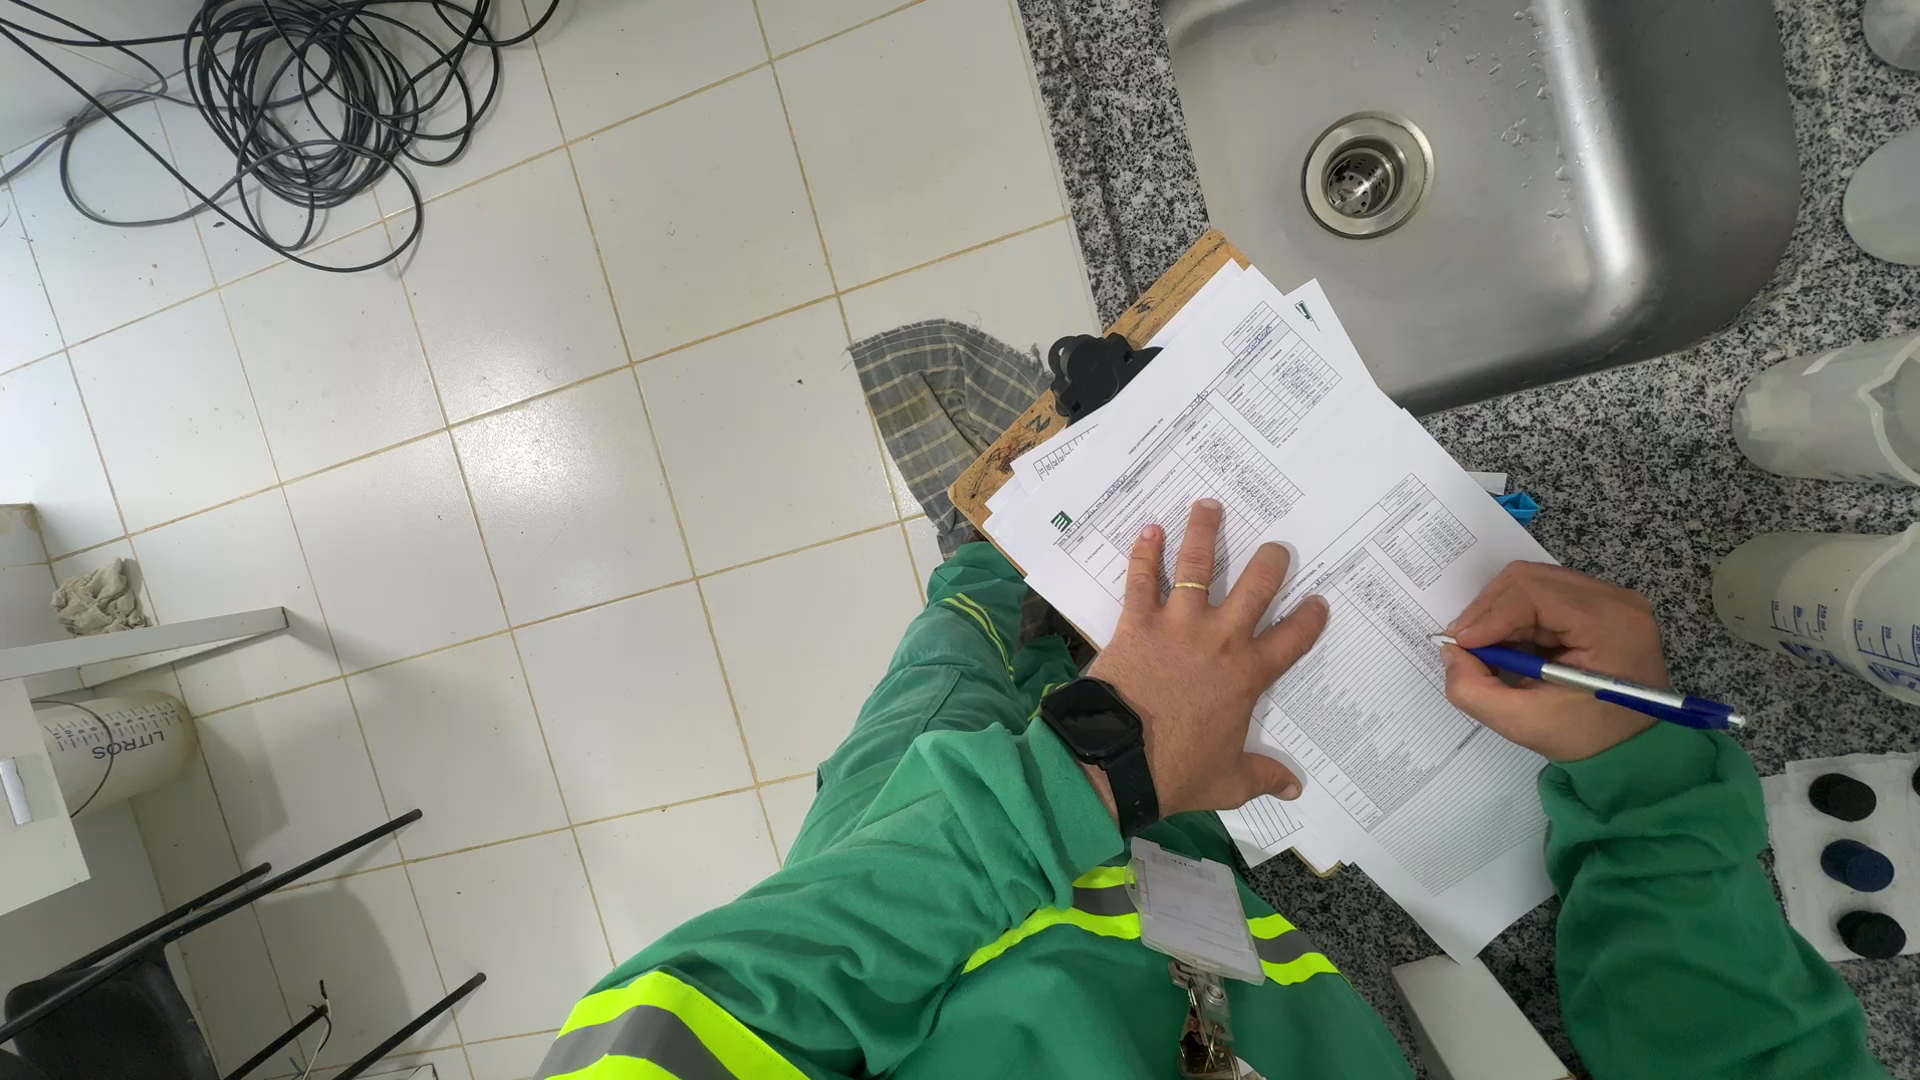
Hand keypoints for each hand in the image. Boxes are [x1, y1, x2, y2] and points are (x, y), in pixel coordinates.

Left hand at [1086, 499, 1329, 817]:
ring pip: (1197, 566)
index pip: (1293, 640)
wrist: (1117, 758)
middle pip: (1256, 587)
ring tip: (1209, 505)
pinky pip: (1142, 579)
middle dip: (1271, 561)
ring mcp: (1177, 624)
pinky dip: (1144, 552)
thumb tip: (1295, 786)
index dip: (1310, 619)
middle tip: (1277, 546)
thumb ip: (1262, 775)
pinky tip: (1148, 529)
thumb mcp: (1228, 781)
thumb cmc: (1175, 770)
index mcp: (1247, 675)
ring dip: (1205, 532)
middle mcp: (1219, 639)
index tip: (1318, 602)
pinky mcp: (1137, 620)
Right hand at [1443, 561, 1667, 761]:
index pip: (1531, 593)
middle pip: (1527, 579)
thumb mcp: (1520, 722)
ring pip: (1528, 581)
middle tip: (1467, 643)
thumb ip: (1471, 688)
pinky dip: (1511, 614)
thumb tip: (1451, 652)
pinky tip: (1509, 641)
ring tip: (1488, 644)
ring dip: (1497, 611)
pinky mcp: (1596, 604)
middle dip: (1486, 610)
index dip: (1488, 616)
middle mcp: (1614, 601)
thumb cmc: (1587, 735)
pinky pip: (1538, 592)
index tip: (1461, 645)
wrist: (1635, 746)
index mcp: (1609, 625)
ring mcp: (1609, 599)